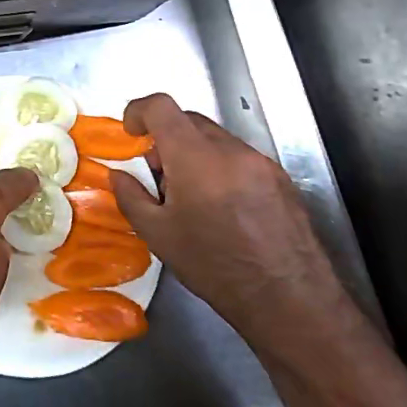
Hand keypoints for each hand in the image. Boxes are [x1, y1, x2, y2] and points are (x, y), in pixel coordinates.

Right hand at [112, 94, 346, 340]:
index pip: (162, 107)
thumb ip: (130, 196)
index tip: (131, 134)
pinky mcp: (281, 179)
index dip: (139, 111)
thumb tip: (119, 175)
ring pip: (215, 139)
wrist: (288, 300)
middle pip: (188, 120)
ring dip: (193, 153)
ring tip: (190, 196)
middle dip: (165, 137)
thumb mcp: (157, 235)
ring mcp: (260, 162)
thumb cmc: (214, 266)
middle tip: (157, 173)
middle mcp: (230, 150)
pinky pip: (239, 158)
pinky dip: (220, 168)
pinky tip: (221, 207)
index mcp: (195, 157)